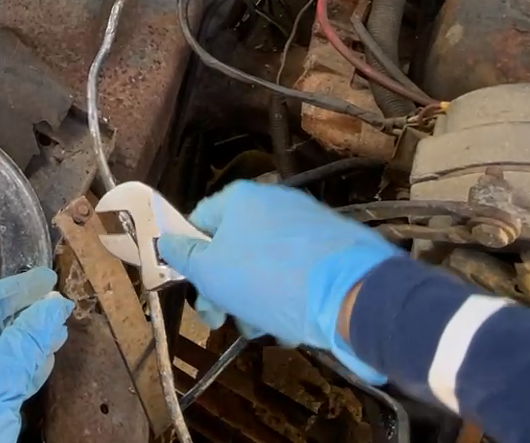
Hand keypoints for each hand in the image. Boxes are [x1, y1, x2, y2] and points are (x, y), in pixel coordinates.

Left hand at [0, 267, 72, 442]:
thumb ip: (23, 342)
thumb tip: (53, 304)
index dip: (16, 288)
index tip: (47, 278)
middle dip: (27, 312)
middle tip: (59, 300)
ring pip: (6, 351)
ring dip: (34, 337)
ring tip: (61, 326)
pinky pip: (11, 378)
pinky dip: (32, 365)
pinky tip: (49, 356)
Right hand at [156, 181, 398, 382]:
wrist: (361, 296)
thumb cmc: (272, 281)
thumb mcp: (213, 274)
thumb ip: (184, 257)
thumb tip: (167, 241)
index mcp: (239, 198)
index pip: (199, 221)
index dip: (192, 259)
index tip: (200, 292)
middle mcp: (273, 201)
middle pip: (234, 245)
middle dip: (227, 287)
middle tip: (228, 322)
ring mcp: (309, 222)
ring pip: (266, 262)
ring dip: (257, 297)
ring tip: (267, 331)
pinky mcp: (339, 247)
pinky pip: (300, 270)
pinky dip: (291, 294)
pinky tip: (296, 323)